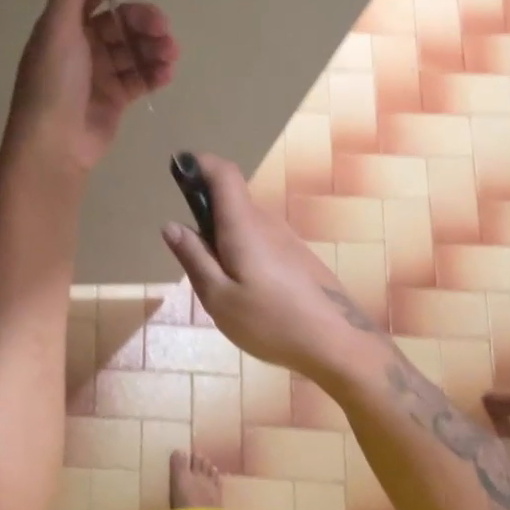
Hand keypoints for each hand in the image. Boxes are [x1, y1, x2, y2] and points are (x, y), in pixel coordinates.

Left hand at [4, 0, 178, 173]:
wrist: (53, 145)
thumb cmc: (51, 82)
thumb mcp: (59, 25)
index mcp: (64, 23)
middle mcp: (82, 43)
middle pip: (122, 19)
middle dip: (144, 19)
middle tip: (160, 30)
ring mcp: (100, 72)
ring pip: (136, 47)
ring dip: (156, 46)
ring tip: (168, 55)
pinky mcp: (116, 98)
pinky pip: (142, 76)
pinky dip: (155, 71)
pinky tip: (165, 72)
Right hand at [161, 154, 386, 373]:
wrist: (339, 345)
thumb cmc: (271, 322)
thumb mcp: (218, 298)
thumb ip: (193, 258)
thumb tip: (170, 225)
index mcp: (244, 226)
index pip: (224, 174)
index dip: (200, 164)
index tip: (178, 169)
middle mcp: (266, 223)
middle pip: (231, 201)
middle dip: (204, 215)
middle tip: (190, 259)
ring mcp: (286, 240)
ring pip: (244, 225)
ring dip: (222, 241)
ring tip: (217, 287)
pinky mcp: (297, 257)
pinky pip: (259, 242)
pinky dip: (240, 254)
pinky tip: (244, 294)